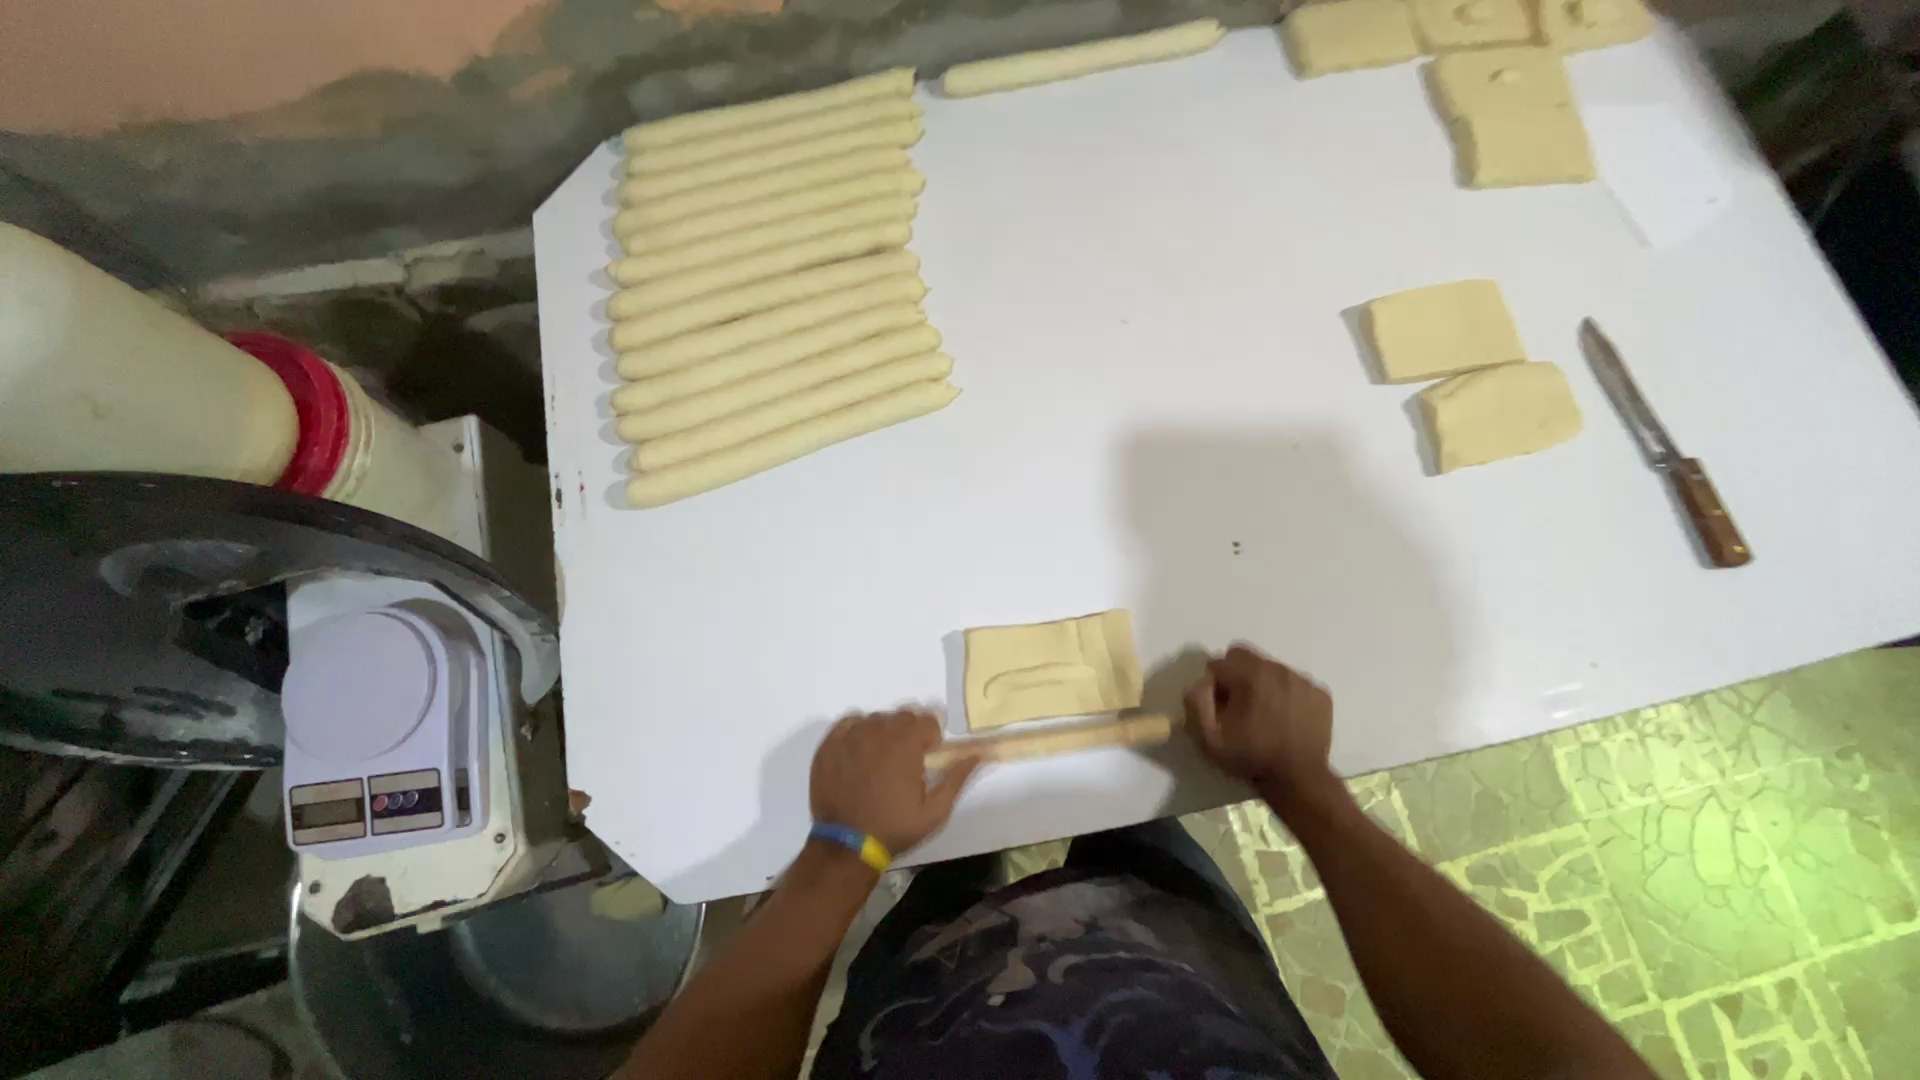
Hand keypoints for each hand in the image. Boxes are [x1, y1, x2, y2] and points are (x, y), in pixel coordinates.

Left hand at [810, 709, 980, 856]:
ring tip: (881, 761)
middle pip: (902, 716)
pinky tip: (860, 753)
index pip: (927, 719)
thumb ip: (956, 778)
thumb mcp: (934, 811)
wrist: (847, 845)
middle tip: (906, 761)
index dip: (931, 737)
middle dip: (910, 733)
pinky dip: (859, 732)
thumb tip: (977, 754)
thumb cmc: (894, 828)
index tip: (927, 757)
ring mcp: (850, 737)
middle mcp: (878, 733)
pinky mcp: (829, 745)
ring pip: (876, 719)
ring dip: (885, 733)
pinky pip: (850, 723)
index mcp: (905, 746)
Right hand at [1184, 644, 1334, 791]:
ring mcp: (1302, 680)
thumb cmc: (1250, 758)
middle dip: (1236, 675)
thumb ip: (1196, 703)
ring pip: (1270, 667)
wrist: (1298, 779)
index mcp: (1250, 676)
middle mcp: (1278, 669)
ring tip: (1265, 714)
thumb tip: (1203, 681)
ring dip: (1262, 684)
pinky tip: (1286, 717)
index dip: (1215, 685)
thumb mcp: (1208, 738)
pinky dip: (1286, 694)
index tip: (1221, 707)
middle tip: (1241, 706)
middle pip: (1245, 656)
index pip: (1219, 662)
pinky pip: (1294, 682)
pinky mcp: (1320, 692)